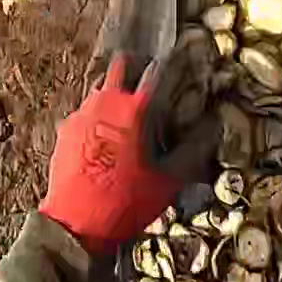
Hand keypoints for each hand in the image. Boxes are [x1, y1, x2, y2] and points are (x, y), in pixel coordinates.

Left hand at [39, 54, 180, 256]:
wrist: (76, 221)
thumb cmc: (126, 201)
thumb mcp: (169, 180)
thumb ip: (193, 149)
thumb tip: (213, 126)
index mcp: (137, 110)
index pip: (159, 71)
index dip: (173, 62)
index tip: (182, 59)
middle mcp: (107, 102)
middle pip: (122, 64)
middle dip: (138, 64)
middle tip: (151, 77)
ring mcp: (83, 112)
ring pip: (102, 85)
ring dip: (116, 89)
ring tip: (129, 109)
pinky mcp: (67, 126)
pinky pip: (86, 109)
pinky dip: (98, 113)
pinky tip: (106, 134)